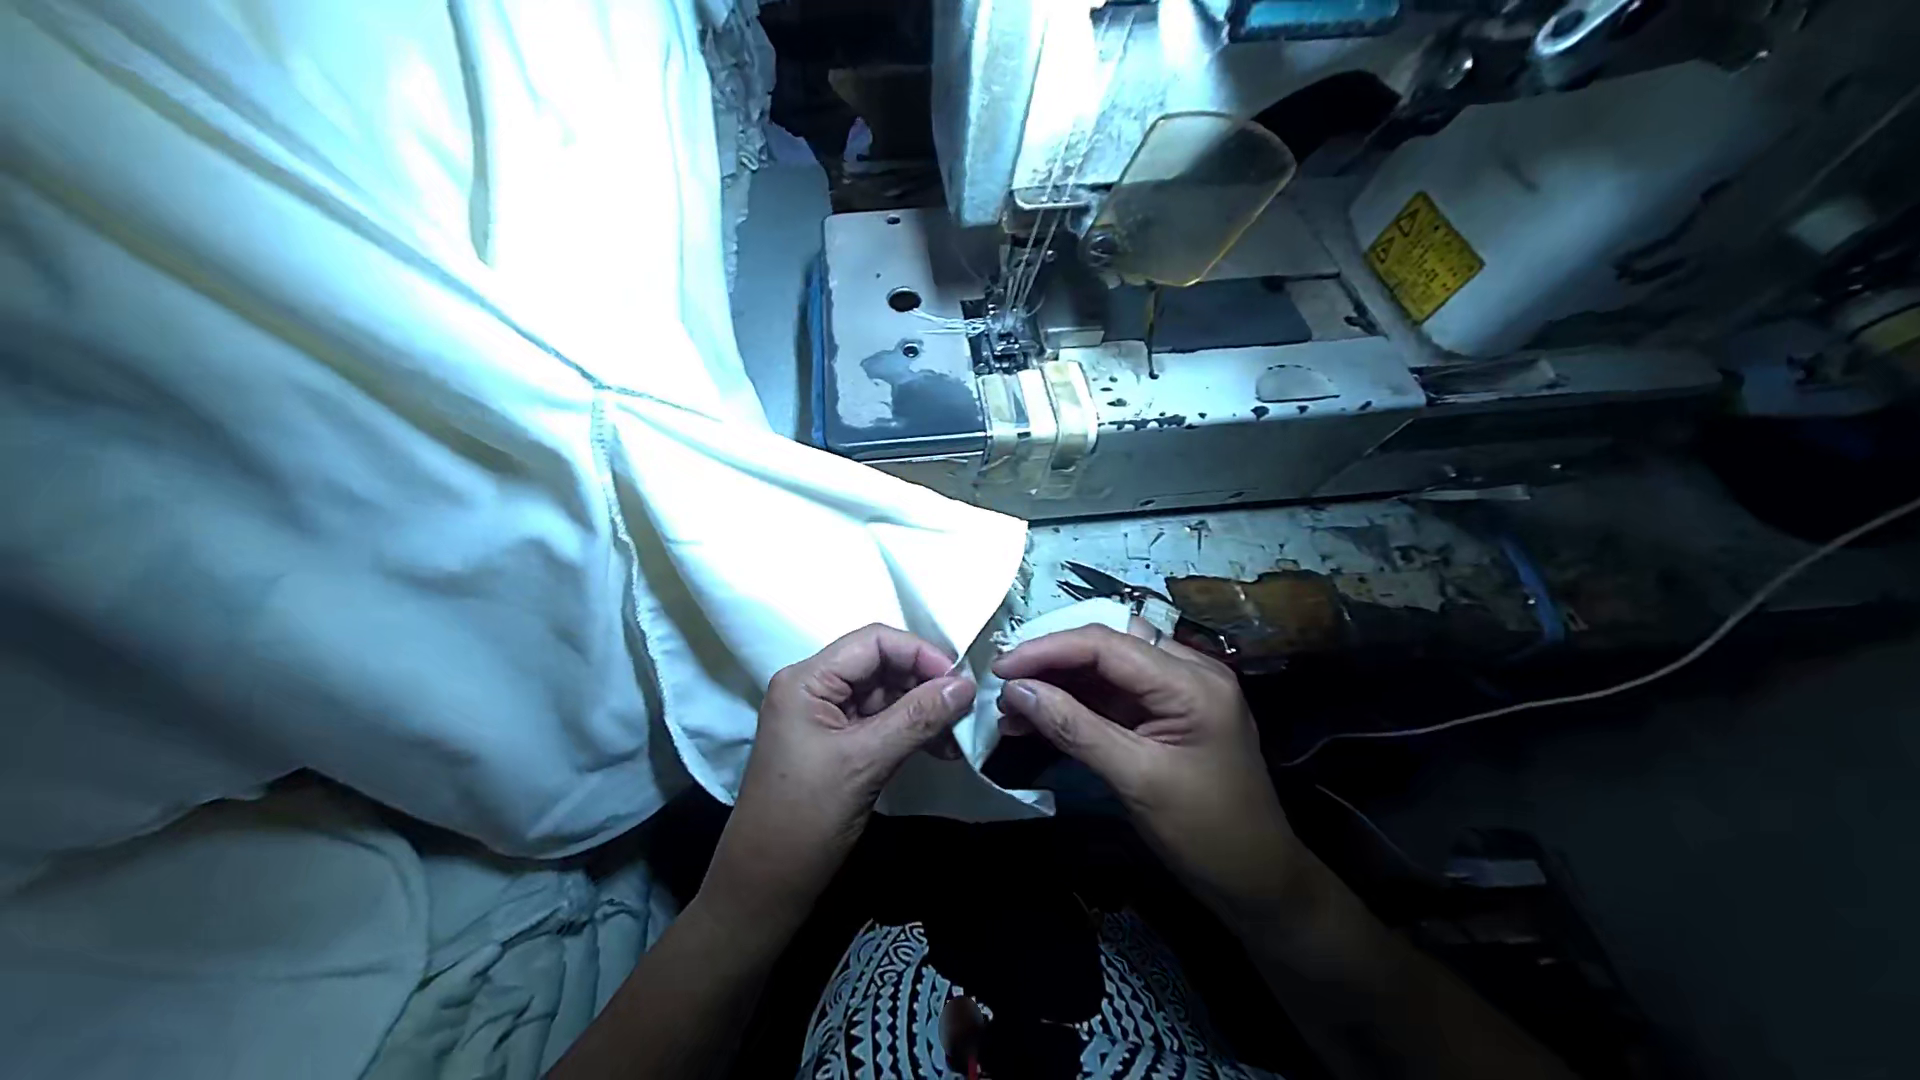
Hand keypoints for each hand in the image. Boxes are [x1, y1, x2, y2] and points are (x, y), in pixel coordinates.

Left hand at [701, 624, 975, 931]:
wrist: (766, 887)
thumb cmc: (806, 818)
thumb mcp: (865, 762)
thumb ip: (917, 717)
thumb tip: (966, 685)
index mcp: (806, 680)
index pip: (873, 641)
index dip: (919, 653)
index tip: (958, 681)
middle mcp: (814, 688)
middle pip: (881, 664)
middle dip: (924, 683)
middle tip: (964, 710)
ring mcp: (825, 716)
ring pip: (886, 694)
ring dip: (923, 709)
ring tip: (957, 736)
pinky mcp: (838, 743)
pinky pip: (882, 721)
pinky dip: (912, 730)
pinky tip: (940, 749)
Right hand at [993, 625, 1303, 914]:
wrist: (1258, 884)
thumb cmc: (1207, 834)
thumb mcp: (1136, 780)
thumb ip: (1075, 728)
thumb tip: (1015, 691)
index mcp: (1192, 681)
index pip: (1108, 644)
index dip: (1049, 650)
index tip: (1001, 668)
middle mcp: (1187, 672)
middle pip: (1106, 647)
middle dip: (1051, 663)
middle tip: (1004, 685)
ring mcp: (1177, 693)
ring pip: (1104, 670)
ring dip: (1058, 685)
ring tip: (1011, 709)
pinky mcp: (1165, 715)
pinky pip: (1112, 697)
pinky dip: (1074, 705)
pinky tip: (1038, 719)